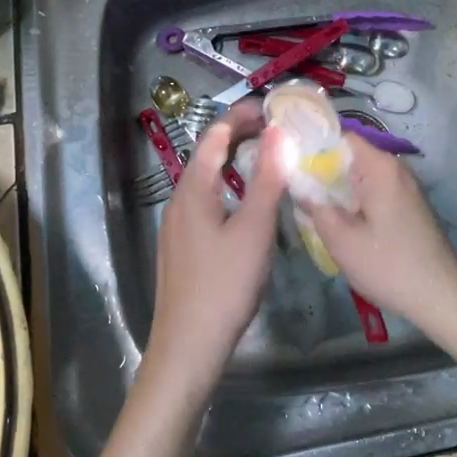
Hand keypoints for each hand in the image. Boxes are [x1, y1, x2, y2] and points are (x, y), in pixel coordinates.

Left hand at [143, 100, 288, 385]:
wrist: (187, 347)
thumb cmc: (223, 285)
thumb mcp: (254, 230)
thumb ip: (267, 179)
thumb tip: (279, 133)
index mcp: (192, 189)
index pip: (215, 135)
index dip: (242, 116)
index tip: (273, 109)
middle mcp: (178, 200)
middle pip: (208, 155)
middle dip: (240, 137)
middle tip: (276, 132)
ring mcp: (176, 226)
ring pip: (206, 181)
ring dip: (235, 164)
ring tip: (268, 162)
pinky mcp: (181, 248)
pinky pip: (205, 202)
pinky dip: (228, 189)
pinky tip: (247, 207)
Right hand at [304, 135, 456, 327]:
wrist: (442, 298)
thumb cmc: (390, 266)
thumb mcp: (342, 241)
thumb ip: (316, 207)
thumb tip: (299, 184)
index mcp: (380, 167)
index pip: (340, 136)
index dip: (312, 144)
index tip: (289, 161)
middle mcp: (395, 168)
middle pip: (350, 156)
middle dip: (322, 171)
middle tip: (294, 190)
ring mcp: (405, 187)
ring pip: (361, 176)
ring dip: (338, 190)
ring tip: (312, 208)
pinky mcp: (409, 206)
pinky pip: (374, 191)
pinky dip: (355, 201)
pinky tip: (341, 223)